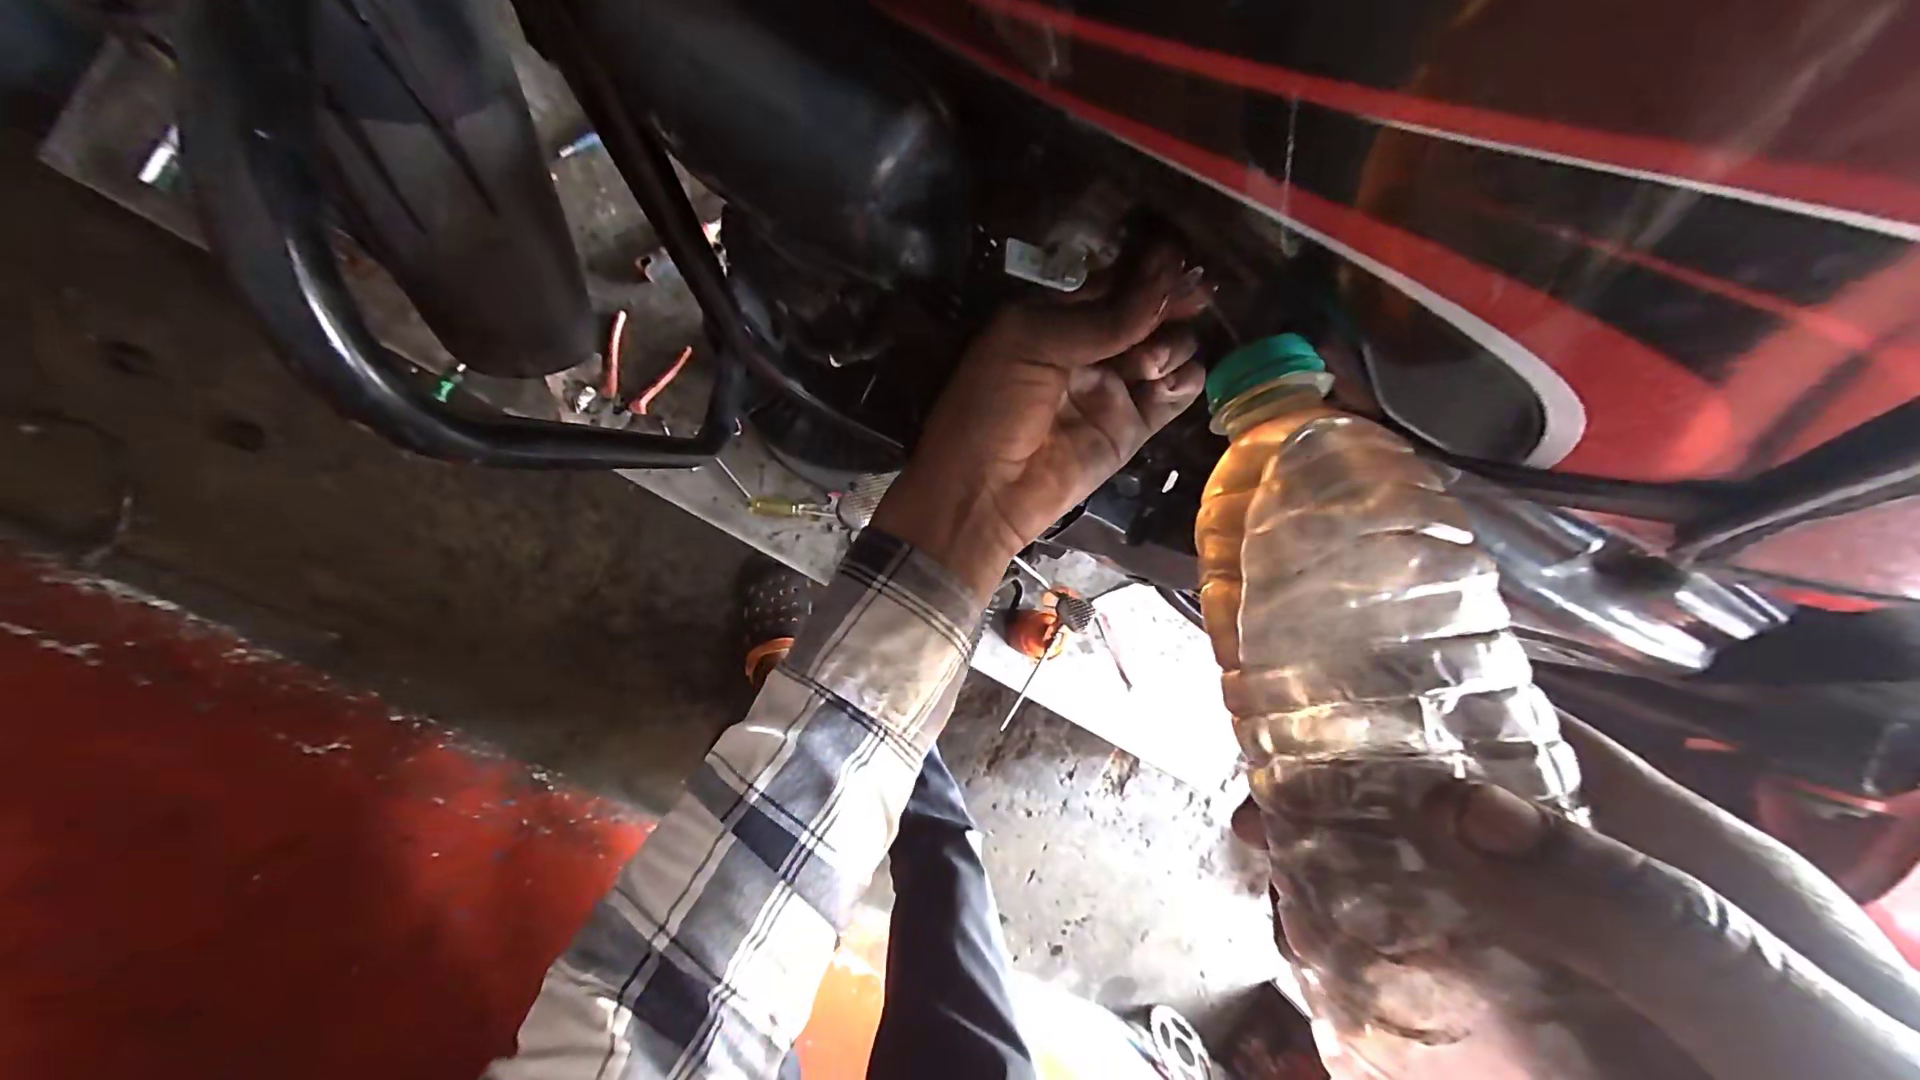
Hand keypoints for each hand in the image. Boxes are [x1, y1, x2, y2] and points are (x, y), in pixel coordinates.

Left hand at [869, 245, 1208, 598]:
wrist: (985, 491)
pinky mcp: (1132, 427)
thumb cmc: (990, 408)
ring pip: (1169, 347)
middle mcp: (1089, 350)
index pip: (1112, 285)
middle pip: (1146, 313)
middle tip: (1192, 295)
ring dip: (1171, 343)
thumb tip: (1165, 281)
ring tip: (1148, 362)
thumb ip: (1099, 318)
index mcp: (1054, 321)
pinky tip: (1163, 382)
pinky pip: (1175, 392)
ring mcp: (1114, 388)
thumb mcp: (1029, 344)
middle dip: (1169, 300)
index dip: (1144, 272)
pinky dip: (1183, 380)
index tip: (1175, 258)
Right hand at [1234, 720, 1919, 1078]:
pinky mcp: (1530, 1035)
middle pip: (1445, 813)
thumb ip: (1655, 921)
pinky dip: (1367, 958)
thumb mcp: (1805, 1035)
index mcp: (1675, 849)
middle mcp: (1602, 894)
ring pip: (1424, 890)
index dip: (1415, 707)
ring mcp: (1566, 971)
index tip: (1311, 710)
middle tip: (1263, 810)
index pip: (1520, 733)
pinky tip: (1319, 960)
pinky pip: (1430, 976)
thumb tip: (1460, 805)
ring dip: (1341, 875)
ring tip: (1270, 877)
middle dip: (1347, 801)